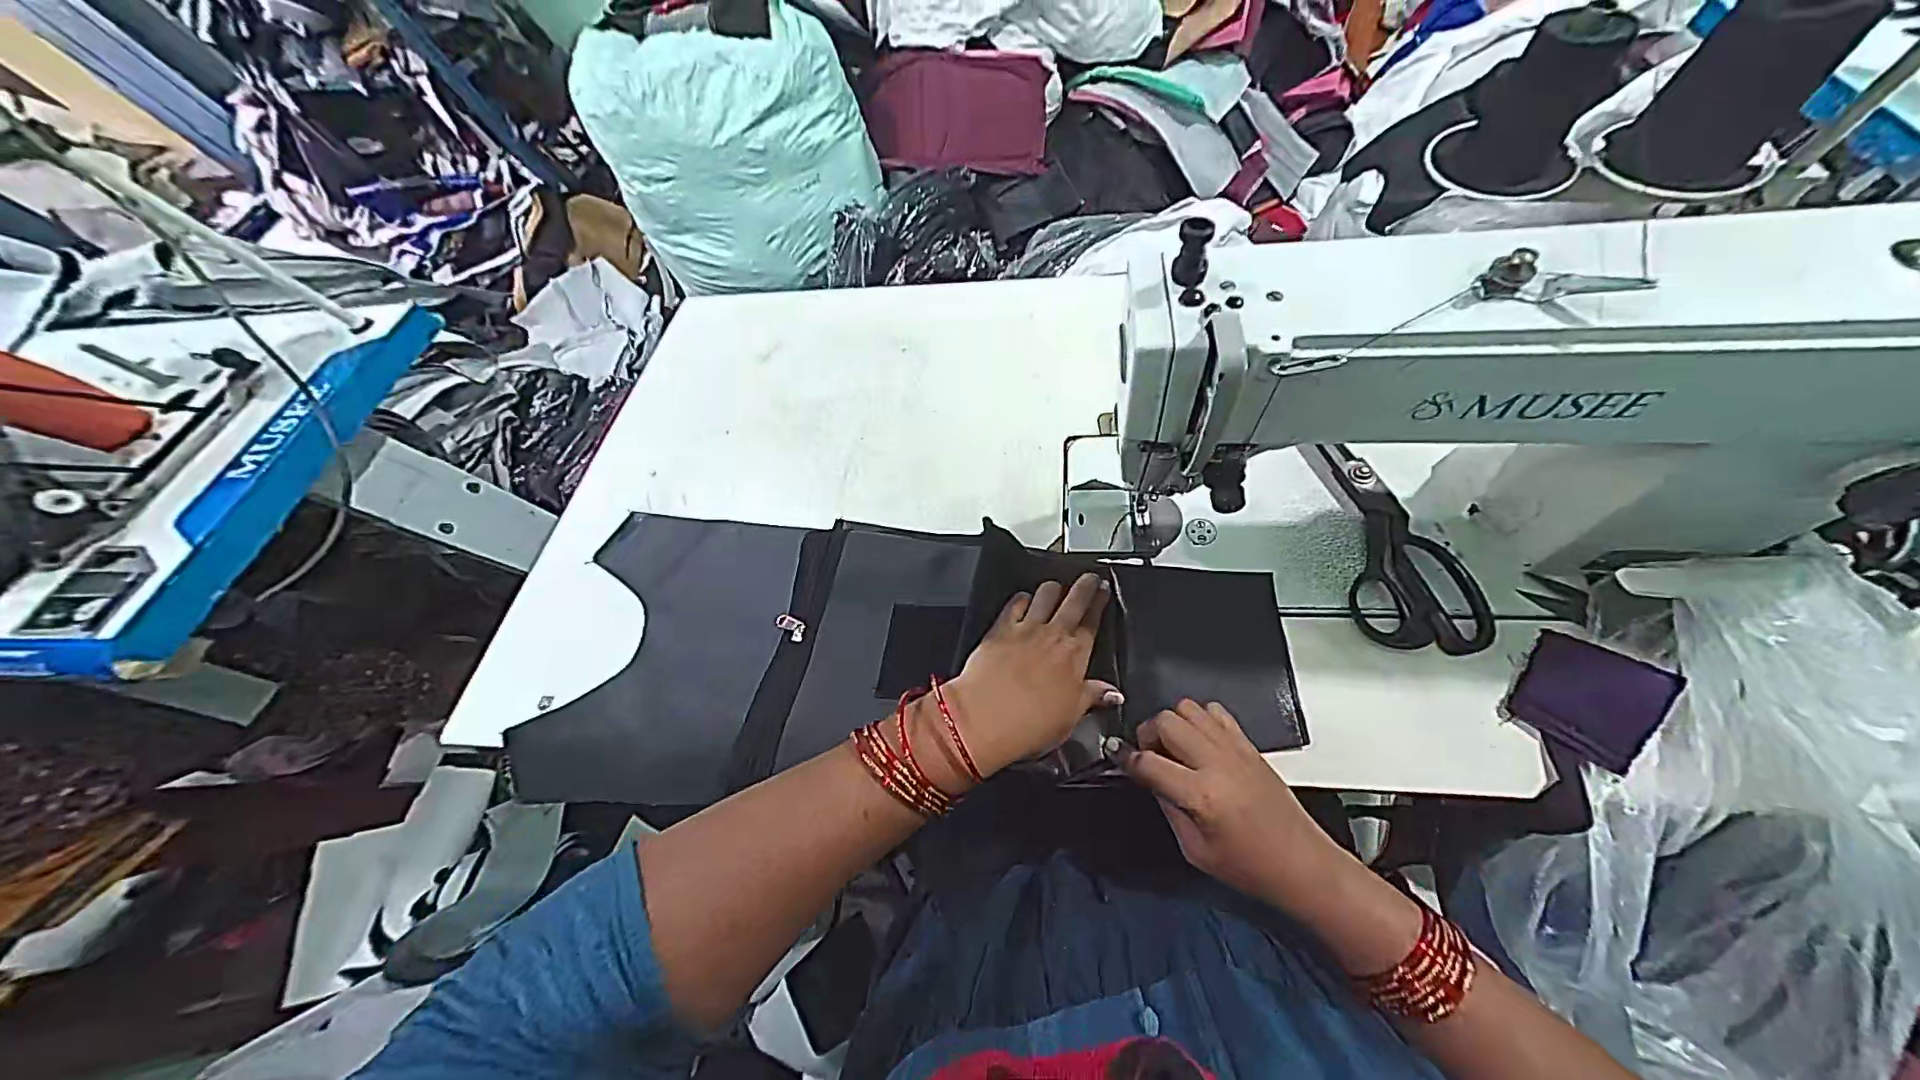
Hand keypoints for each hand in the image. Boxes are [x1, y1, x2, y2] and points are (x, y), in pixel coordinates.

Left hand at [940, 573, 1119, 777]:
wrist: (985, 717)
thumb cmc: (1028, 722)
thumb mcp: (1070, 717)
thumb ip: (1091, 697)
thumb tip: (1111, 694)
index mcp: (1075, 656)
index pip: (1092, 622)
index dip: (1099, 604)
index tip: (1103, 592)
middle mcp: (1053, 635)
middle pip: (1074, 600)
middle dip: (1085, 585)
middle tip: (1090, 578)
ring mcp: (1025, 629)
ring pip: (1045, 594)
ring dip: (1053, 587)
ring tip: (1057, 585)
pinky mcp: (999, 629)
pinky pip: (1014, 603)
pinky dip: (1022, 598)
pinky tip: (1023, 597)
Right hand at [1122, 700, 1345, 908]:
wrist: (1302, 863)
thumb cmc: (1249, 866)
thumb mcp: (1195, 850)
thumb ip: (1168, 807)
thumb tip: (1150, 779)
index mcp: (1201, 795)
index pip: (1148, 762)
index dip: (1125, 758)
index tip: (1118, 757)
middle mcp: (1217, 764)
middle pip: (1165, 721)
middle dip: (1147, 733)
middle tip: (1147, 752)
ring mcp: (1235, 750)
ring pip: (1188, 708)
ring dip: (1173, 723)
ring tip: (1173, 745)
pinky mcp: (1249, 746)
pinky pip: (1216, 712)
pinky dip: (1200, 719)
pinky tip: (1200, 741)